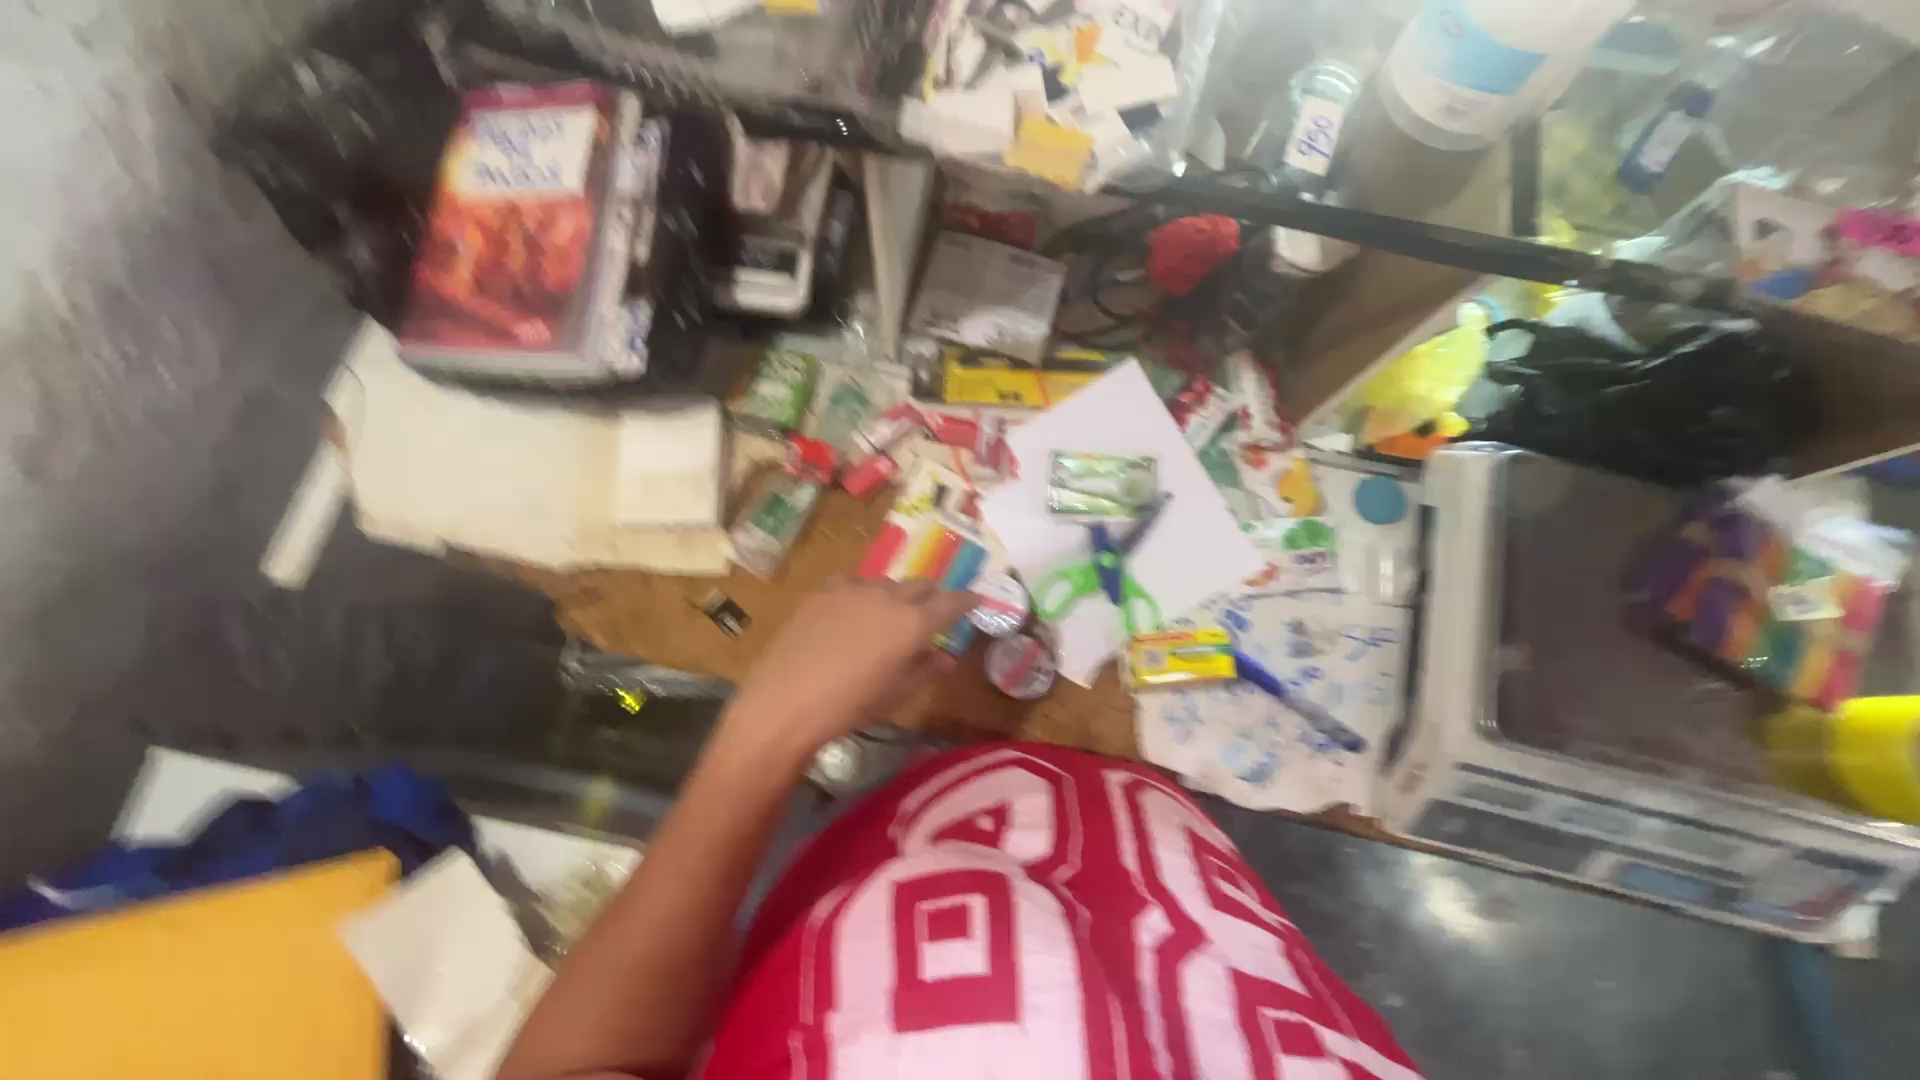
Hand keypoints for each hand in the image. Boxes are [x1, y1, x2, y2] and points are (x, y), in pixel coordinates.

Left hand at [717, 577, 978, 765]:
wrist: (785, 701)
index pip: (952, 602)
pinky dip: (863, 594)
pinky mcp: (824, 591)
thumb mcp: (896, 694)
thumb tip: (947, 656)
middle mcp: (888, 597)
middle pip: (921, 585)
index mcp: (913, 623)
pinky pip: (854, 584)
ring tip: (888, 619)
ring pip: (887, 583)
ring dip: (896, 596)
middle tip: (932, 615)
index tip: (974, 602)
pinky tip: (853, 613)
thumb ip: (926, 669)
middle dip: (932, 597)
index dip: (966, 601)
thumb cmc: (849, 706)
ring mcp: (853, 589)